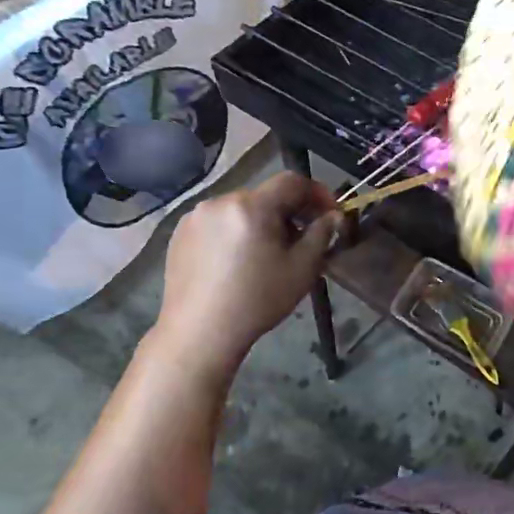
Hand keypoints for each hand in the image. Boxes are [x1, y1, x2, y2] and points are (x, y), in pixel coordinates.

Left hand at [148, 172, 343, 373]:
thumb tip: (333, 216)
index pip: (292, 181)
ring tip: (265, 256)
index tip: (330, 214)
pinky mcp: (180, 233)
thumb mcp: (301, 270)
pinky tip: (235, 263)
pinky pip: (217, 223)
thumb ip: (321, 235)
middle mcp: (220, 200)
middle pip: (264, 196)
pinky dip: (233, 233)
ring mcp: (195, 216)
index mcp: (252, 205)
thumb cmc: (256, 301)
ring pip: (240, 210)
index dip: (317, 193)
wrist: (199, 332)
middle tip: (300, 242)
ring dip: (259, 223)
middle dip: (287, 213)